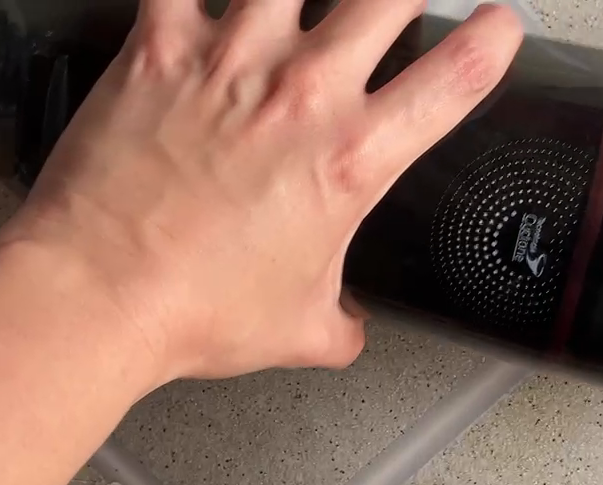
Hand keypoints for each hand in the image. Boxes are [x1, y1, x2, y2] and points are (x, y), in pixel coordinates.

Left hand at [0, 0, 522, 382]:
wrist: (105, 291)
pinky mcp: (161, 44)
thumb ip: (345, 324)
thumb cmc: (201, 310)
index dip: (491, 42)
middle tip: (406, 5)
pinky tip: (210, 1)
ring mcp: (231, 58)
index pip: (453, 79)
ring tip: (315, 5)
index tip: (497, 29)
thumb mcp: (303, 333)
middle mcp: (302, 94)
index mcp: (351, 163)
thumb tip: (349, 326)